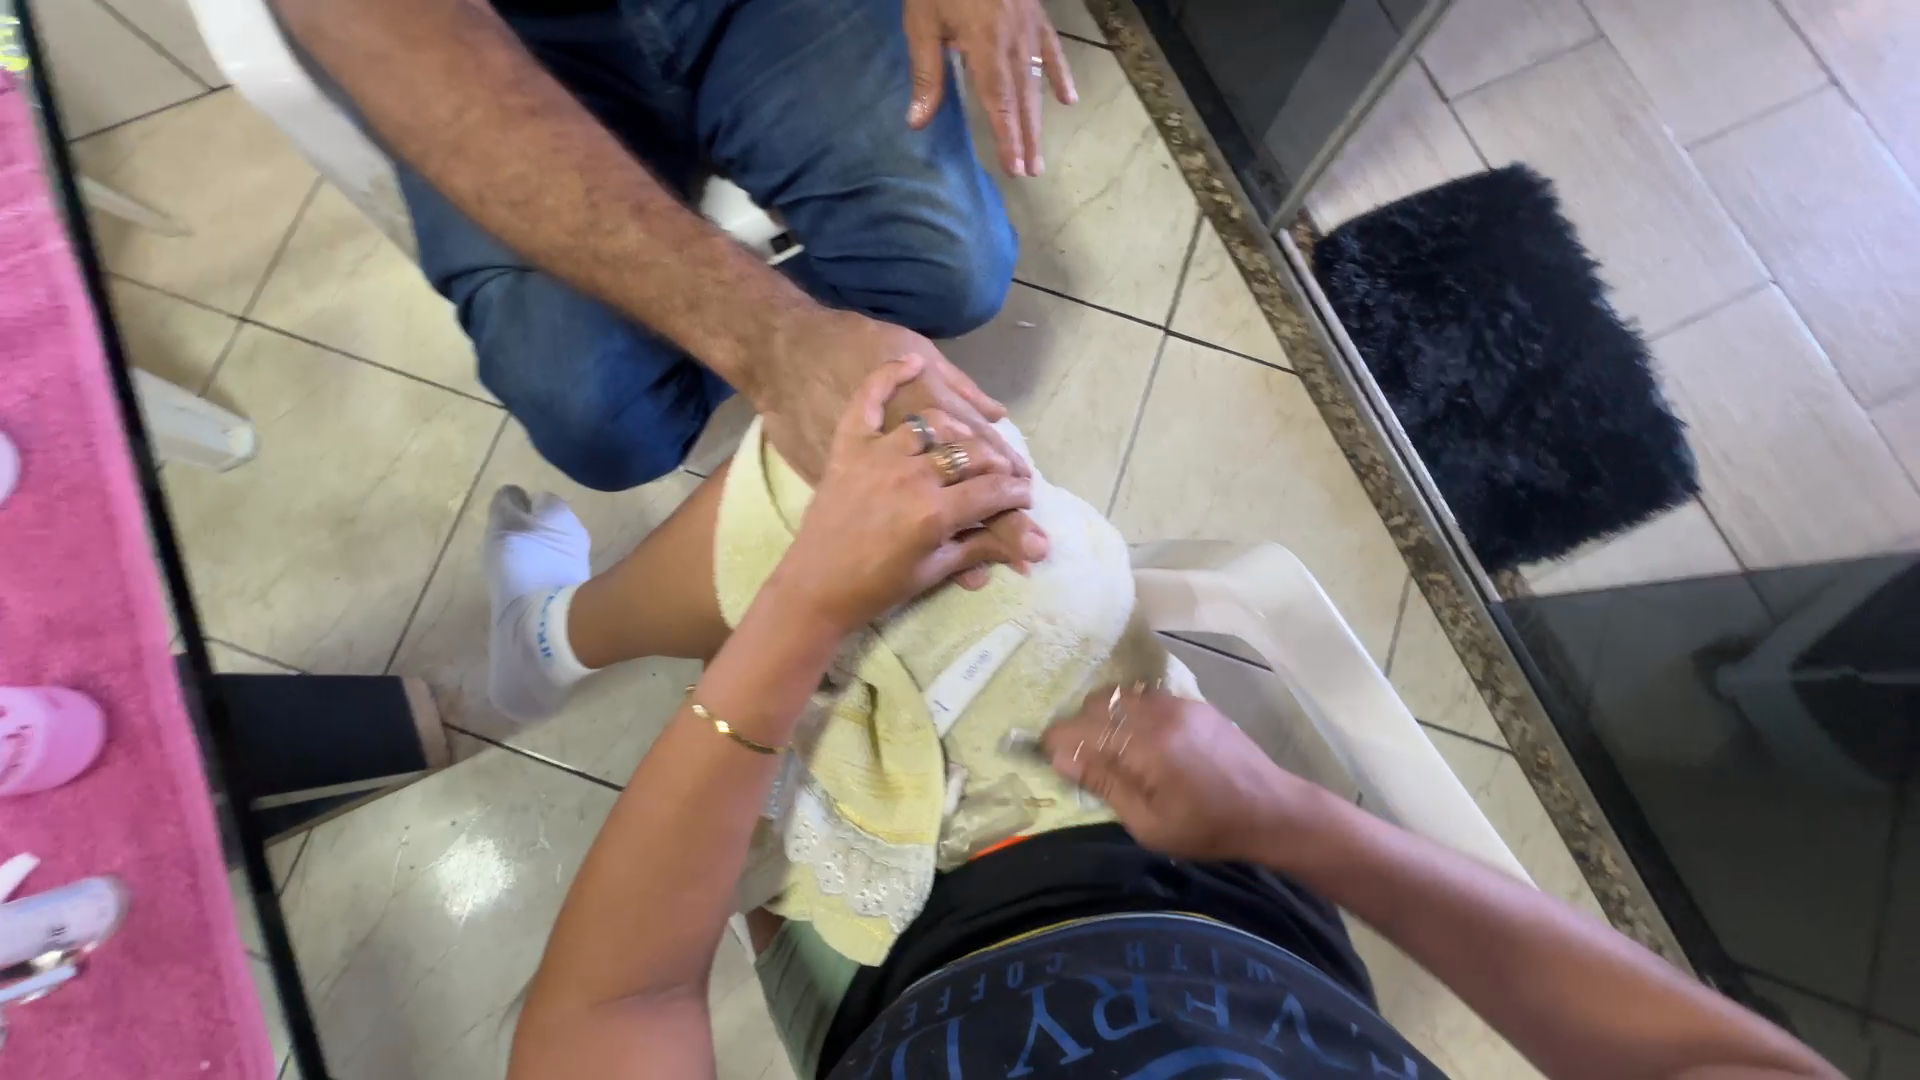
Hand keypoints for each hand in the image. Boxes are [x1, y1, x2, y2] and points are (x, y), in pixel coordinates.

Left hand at [759, 308, 1045, 584]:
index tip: (1025, 496)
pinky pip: (871, 399)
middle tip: (1006, 475)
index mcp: (935, 512)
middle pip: (973, 453)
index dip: (1017, 493)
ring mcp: (879, 453)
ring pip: (935, 424)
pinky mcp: (850, 443)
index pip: (994, 490)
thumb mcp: (934, 570)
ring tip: (972, 442)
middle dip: (1000, 465)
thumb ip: (984, 548)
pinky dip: (891, 375)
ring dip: (961, 430)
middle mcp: (912, 475)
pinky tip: (915, 362)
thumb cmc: (877, 586)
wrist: (814, 585)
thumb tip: (1037, 549)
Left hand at [904, 0, 1076, 176]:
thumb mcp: (923, 21)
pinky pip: (1052, 50)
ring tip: (1041, 152)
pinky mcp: (1036, 14)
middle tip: (1033, 172)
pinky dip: (1060, 75)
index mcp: (986, 49)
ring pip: (1038, 82)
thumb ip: (926, 73)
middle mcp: (1014, 44)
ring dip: (1039, 120)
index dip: (1008, 139)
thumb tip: (917, 123)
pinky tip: (1068, 99)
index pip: (999, 106)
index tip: (1014, 169)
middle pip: (1023, 101)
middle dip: (1026, 138)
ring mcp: (1029, 28)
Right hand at [1041, 685, 1324, 861]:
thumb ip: (1106, 785)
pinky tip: (1139, 738)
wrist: (1273, 810)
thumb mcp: (1150, 824)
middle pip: (1097, 704)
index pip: (1081, 729)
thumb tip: (1063, 757)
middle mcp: (1158, 714)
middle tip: (1081, 758)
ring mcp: (1177, 703)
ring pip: (1120, 695)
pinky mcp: (1192, 703)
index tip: (1047, 756)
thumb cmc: (1208, 829)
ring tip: (1110, 748)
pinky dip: (1130, 711)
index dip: (1057, 741)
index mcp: (1145, 746)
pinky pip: (1145, 696)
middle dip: (1080, 727)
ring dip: (1104, 716)